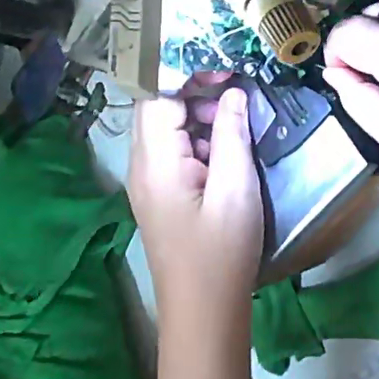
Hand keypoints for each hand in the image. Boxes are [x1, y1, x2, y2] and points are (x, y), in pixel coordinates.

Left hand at [129, 73, 264, 320]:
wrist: (203, 313)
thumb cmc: (221, 251)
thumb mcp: (235, 188)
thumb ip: (231, 134)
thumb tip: (233, 93)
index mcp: (155, 160)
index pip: (157, 94)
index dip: (186, 71)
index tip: (224, 65)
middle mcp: (142, 164)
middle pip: (156, 106)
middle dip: (192, 87)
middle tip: (234, 86)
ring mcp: (148, 180)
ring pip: (165, 126)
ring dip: (196, 111)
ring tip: (234, 116)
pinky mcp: (160, 193)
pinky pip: (172, 148)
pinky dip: (196, 135)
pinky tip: (225, 145)